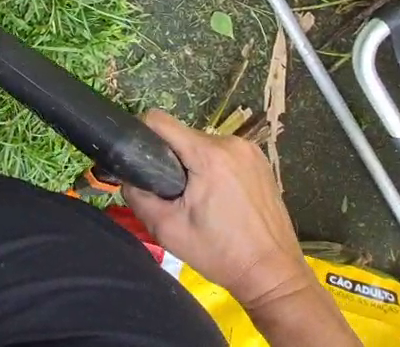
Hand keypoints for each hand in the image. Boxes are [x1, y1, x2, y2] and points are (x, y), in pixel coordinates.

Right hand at [122, 110, 312, 311]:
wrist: (274, 278)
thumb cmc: (221, 255)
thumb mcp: (167, 230)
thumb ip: (137, 196)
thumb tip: (125, 176)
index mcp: (208, 155)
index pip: (159, 121)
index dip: (142, 135)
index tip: (142, 161)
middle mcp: (231, 143)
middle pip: (181, 134)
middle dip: (171, 158)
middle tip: (174, 192)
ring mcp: (250, 150)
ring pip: (202, 143)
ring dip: (193, 163)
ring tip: (198, 197)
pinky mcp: (261, 160)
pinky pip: (222, 152)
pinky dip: (213, 167)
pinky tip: (220, 196)